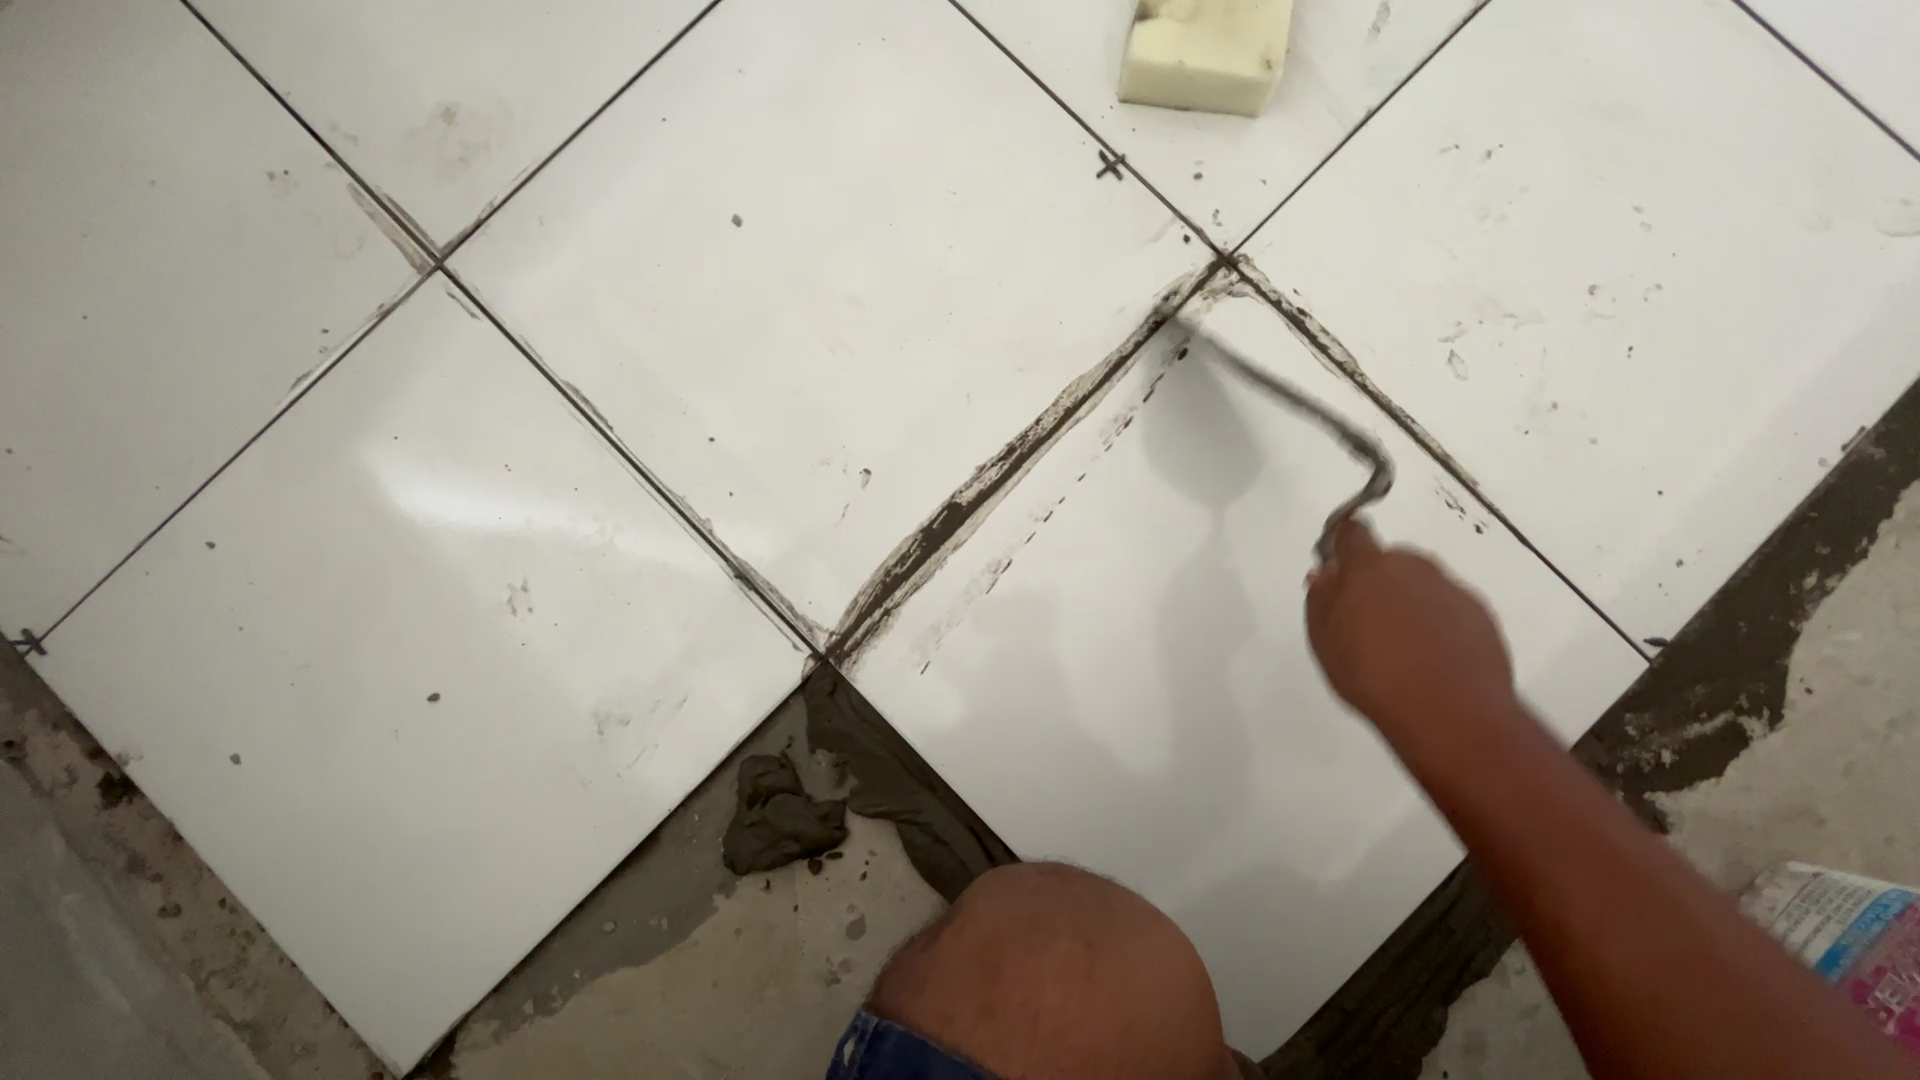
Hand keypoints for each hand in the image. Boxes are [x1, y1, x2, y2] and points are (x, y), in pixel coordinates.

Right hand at [1306, 519, 1516, 733]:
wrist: (1449, 711)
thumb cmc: (1371, 672)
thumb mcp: (1324, 639)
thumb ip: (1321, 598)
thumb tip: (1328, 574)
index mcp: (1370, 567)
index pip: (1353, 532)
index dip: (1343, 543)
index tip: (1338, 566)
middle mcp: (1415, 568)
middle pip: (1391, 560)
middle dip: (1378, 580)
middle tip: (1365, 620)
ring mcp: (1453, 591)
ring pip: (1422, 585)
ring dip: (1409, 603)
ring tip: (1400, 648)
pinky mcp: (1481, 617)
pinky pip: (1450, 610)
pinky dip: (1438, 625)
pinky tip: (1430, 661)